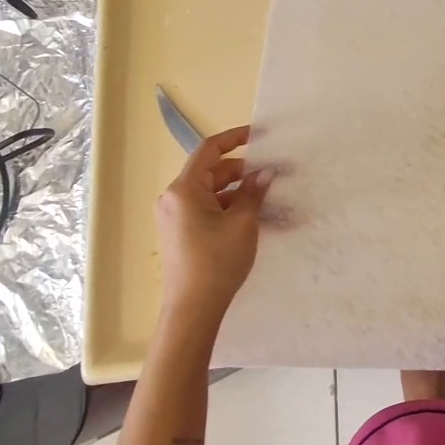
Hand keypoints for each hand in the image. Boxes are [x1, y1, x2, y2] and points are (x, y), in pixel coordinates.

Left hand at [156, 124, 273, 323]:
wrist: (193, 309)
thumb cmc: (217, 261)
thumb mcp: (243, 223)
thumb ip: (254, 192)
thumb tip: (265, 172)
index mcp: (184, 189)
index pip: (209, 150)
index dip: (235, 138)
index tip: (259, 135)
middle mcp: (173, 198)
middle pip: (211, 172)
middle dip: (241, 170)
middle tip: (271, 175)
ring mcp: (174, 217)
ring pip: (210, 192)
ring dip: (237, 191)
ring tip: (266, 198)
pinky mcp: (179, 233)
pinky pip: (206, 208)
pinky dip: (227, 206)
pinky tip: (250, 216)